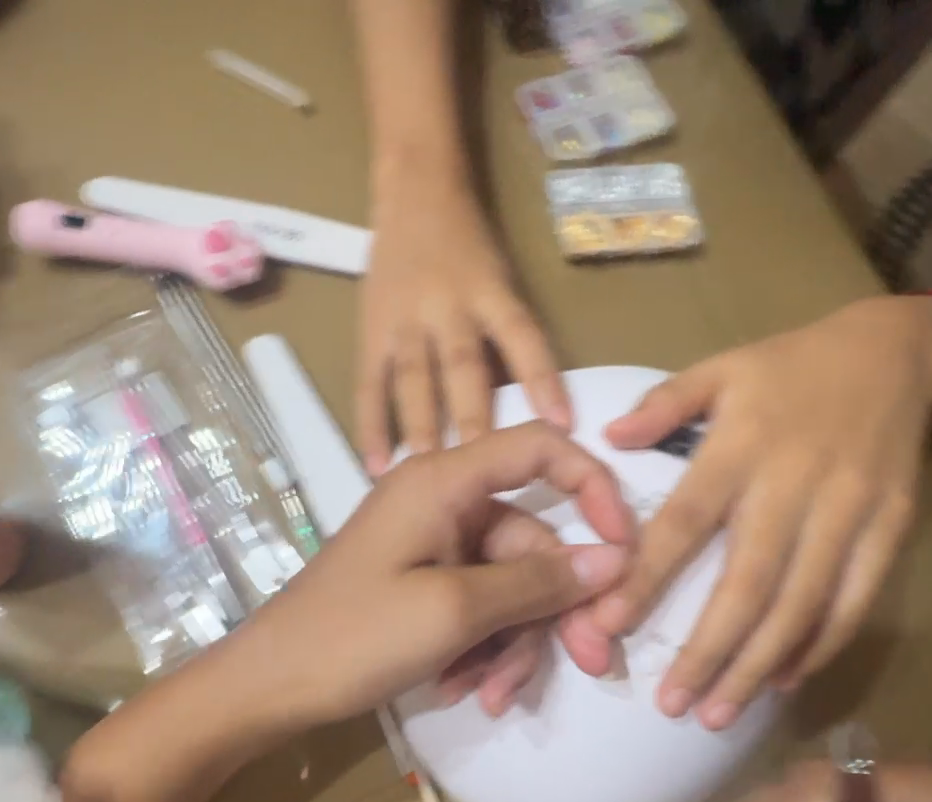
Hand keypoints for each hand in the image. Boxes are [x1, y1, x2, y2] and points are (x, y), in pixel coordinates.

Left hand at [213, 423, 634, 733]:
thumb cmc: (355, 636)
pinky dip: (483, 648)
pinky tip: (467, 689)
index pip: (539, 449)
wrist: (271, 685)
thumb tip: (614, 559)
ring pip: (509, 587)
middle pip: (531, 543)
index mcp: (443, 482)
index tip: (622, 544)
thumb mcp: (455, 611)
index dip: (592, 487)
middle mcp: (443, 504)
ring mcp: (432, 548)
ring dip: (513, 644)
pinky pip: (478, 609)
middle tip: (592, 663)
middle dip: (555, 609)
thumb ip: (537, 583)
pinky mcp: (424, 586)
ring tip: (494, 695)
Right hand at [357, 181, 570, 473]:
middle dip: (472, 422)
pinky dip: (371, 425)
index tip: (561, 427)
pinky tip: (376, 466)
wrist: (414, 191)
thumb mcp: (501, 279)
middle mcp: (447, 307)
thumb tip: (528, 408)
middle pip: (462, 368)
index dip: (542, 379)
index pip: (522, 336)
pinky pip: (369, 384)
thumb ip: (508, 336)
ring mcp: (403, 321)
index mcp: (491, 291)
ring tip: (425, 479)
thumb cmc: (470, 244)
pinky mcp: (370, 331)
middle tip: (483, 476)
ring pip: (413, 381)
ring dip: (420, 432)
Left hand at [571, 295, 931, 728]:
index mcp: (739, 449)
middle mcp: (793, 487)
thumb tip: (606, 439)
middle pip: (747, 584)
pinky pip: (857, 598)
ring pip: (802, 604)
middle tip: (673, 705)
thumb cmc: (788, 367)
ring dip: (760, 665)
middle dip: (709, 652)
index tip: (607, 626)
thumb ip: (663, 404)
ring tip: (720, 713)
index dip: (646, 579)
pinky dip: (822, 644)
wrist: (896, 352)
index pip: (683, 524)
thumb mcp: (719, 368)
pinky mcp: (893, 526)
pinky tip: (787, 680)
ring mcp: (850, 511)